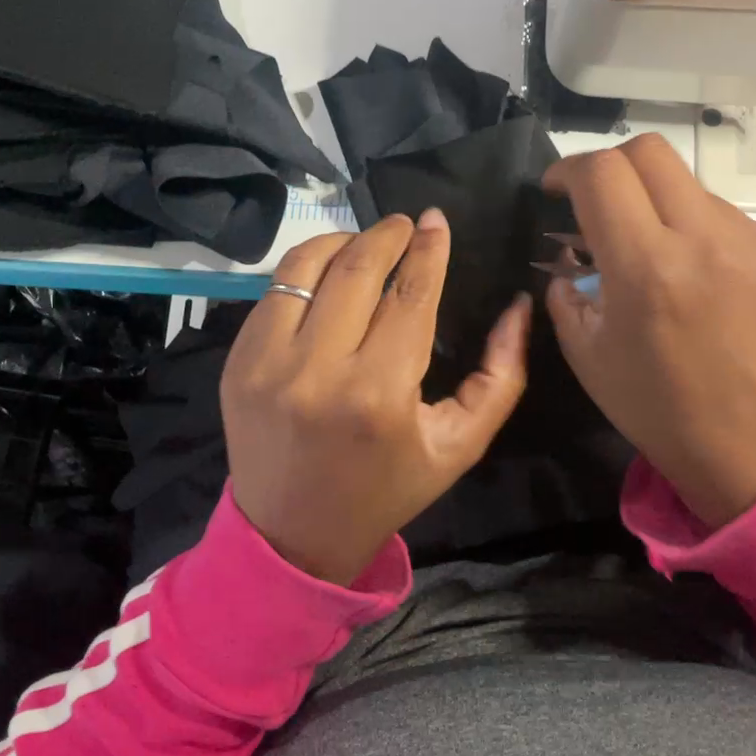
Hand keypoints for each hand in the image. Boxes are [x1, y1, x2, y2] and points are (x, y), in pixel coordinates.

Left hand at [221, 211, 532, 584]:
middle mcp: (319, 373)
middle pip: (357, 268)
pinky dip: (305, 271)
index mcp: (380, 395)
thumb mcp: (460, 445)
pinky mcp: (237, 364)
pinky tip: (327, 274)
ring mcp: (268, 365)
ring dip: (342, 241)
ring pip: (307, 267)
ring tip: (366, 242)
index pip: (410, 294)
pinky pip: (274, 293)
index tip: (436, 221)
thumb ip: (501, 375)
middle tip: (405, 224)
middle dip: (387, 233)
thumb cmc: (386, 489)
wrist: (294, 534)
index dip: (428, 249)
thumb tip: (518, 305)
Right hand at [543, 135, 755, 529]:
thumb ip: (565, 290)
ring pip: (696, 191)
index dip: (568, 168)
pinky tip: (709, 287)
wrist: (747, 451)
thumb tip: (569, 255)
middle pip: (651, 153)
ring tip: (664, 262)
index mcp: (647, 268)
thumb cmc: (653, 407)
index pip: (602, 173)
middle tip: (602, 206)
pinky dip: (708, 241)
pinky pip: (737, 225)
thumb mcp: (585, 353)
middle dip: (613, 168)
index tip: (558, 190)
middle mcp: (708, 242)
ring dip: (665, 210)